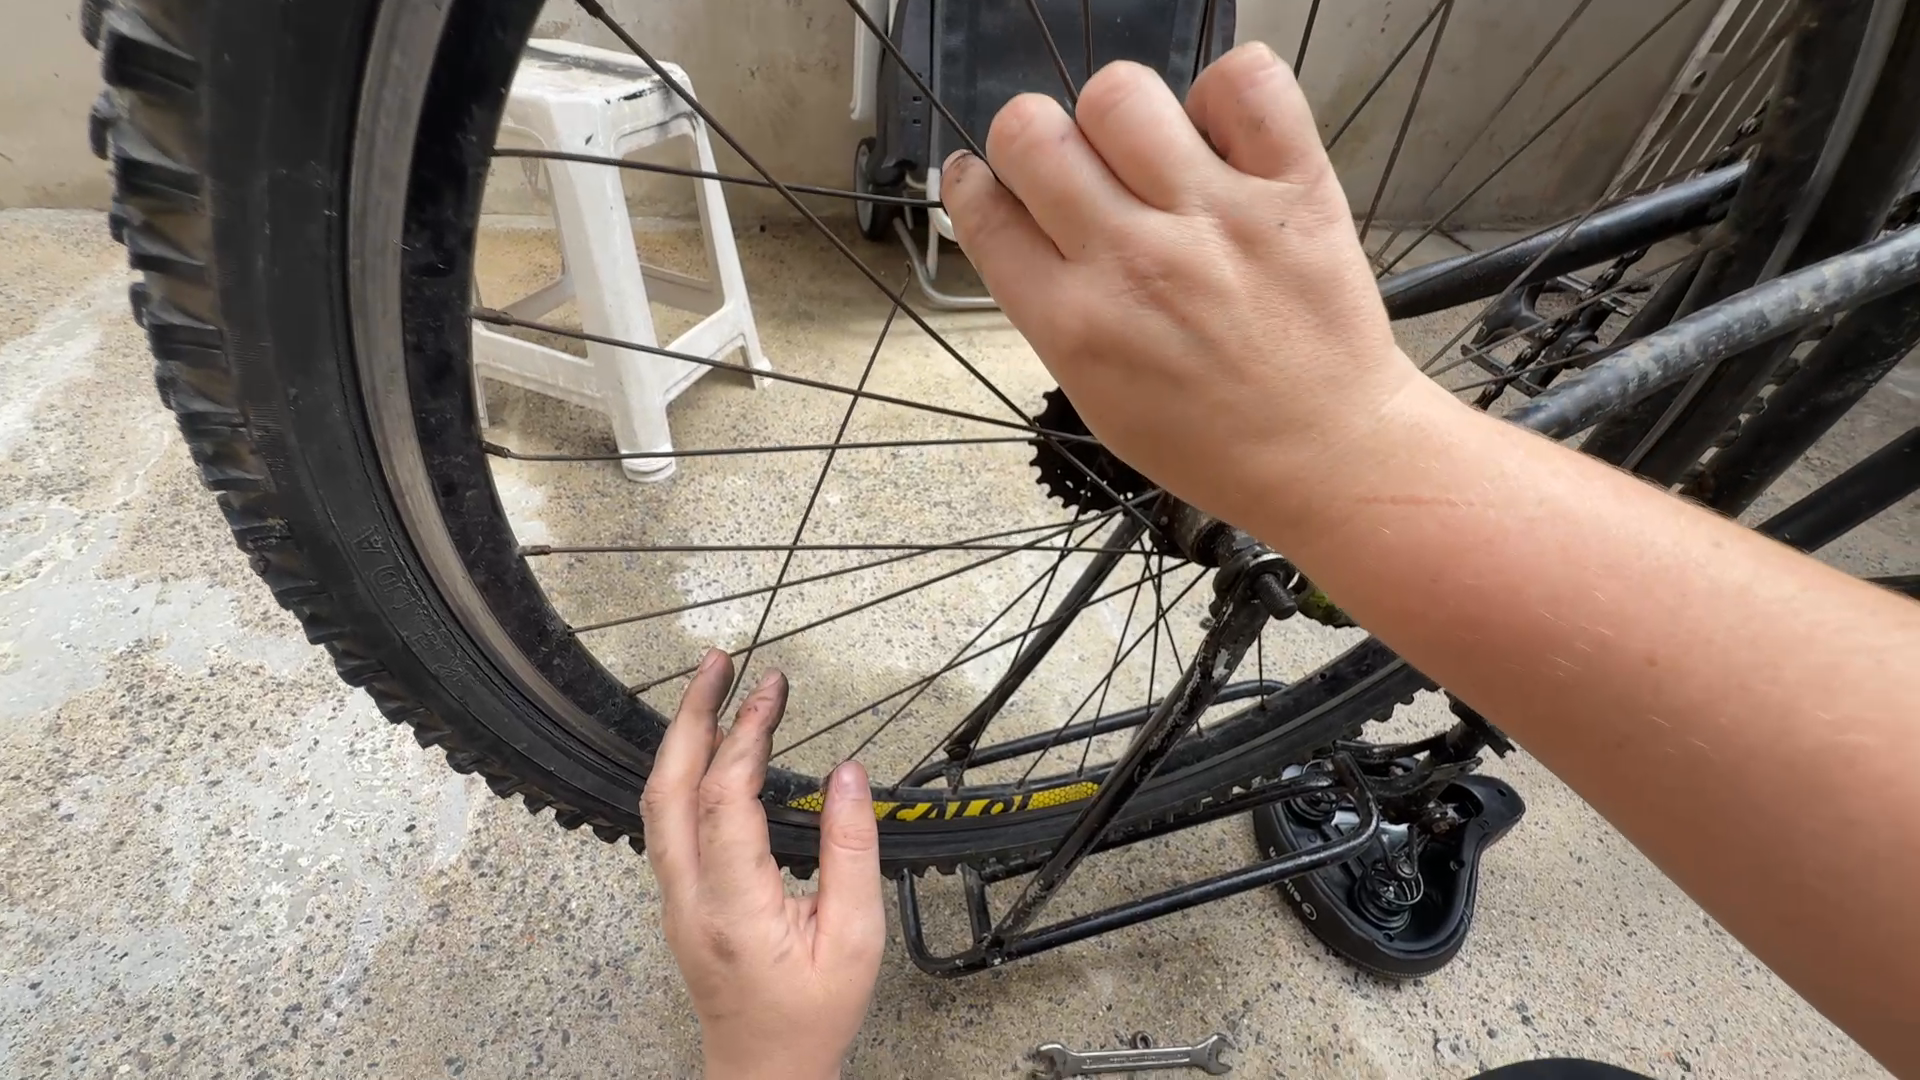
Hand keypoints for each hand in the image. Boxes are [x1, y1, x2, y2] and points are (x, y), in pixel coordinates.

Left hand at [641, 650, 884, 1079]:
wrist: (764, 1070)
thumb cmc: (813, 1011)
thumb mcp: (857, 936)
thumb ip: (853, 850)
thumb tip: (848, 773)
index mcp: (733, 908)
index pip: (726, 801)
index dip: (747, 736)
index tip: (772, 689)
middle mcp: (688, 897)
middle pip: (668, 788)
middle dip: (690, 714)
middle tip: (718, 663)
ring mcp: (674, 896)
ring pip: (657, 800)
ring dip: (681, 735)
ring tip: (711, 688)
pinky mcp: (679, 895)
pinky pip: (667, 817)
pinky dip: (683, 765)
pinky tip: (705, 742)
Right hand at [943, 43, 1429, 532]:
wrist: (1318, 453)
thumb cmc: (1203, 442)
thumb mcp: (1095, 398)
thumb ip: (1053, 314)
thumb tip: (1031, 235)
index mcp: (1072, 324)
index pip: (985, 214)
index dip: (971, 185)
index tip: (983, 181)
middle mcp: (1130, 260)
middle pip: (1030, 134)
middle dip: (1028, 140)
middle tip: (1061, 166)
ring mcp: (1212, 217)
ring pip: (1119, 94)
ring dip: (1116, 116)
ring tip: (1144, 155)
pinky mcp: (1292, 188)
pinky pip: (1243, 80)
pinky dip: (1223, 93)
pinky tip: (1218, 140)